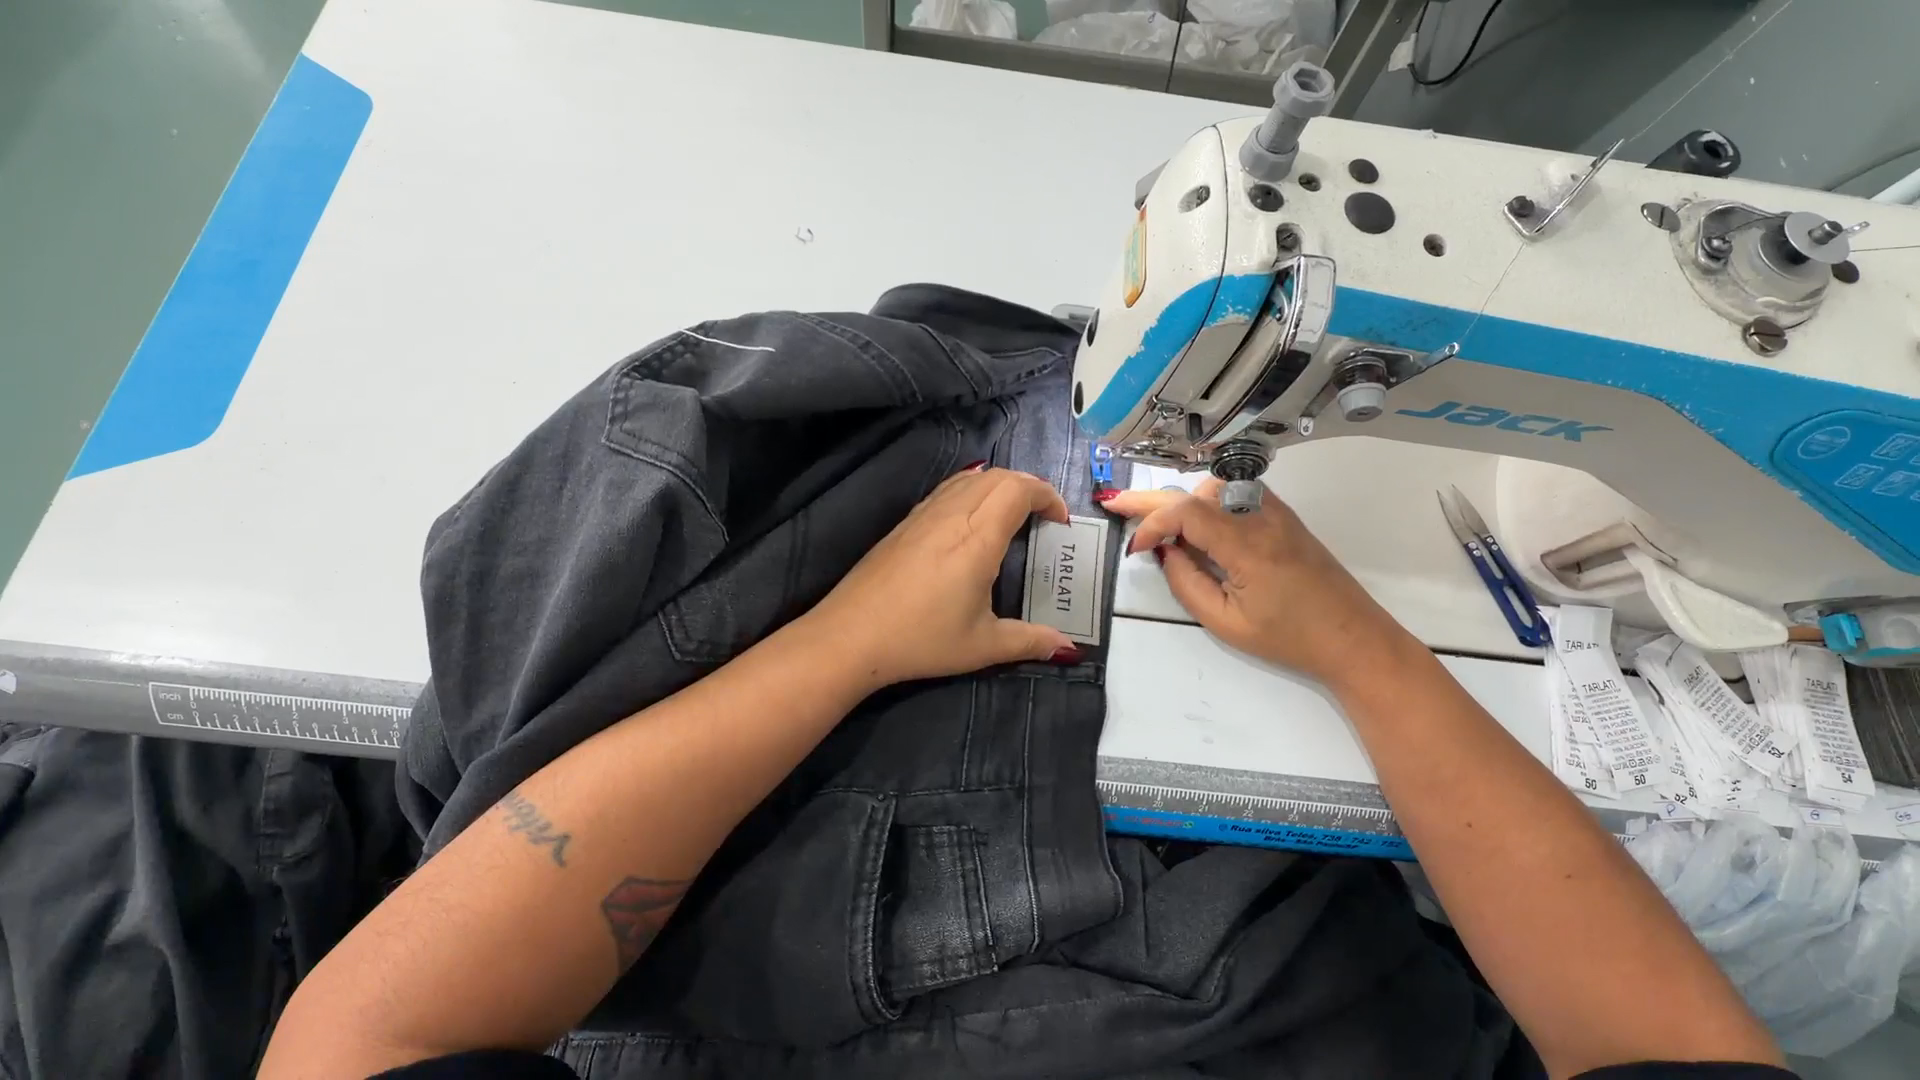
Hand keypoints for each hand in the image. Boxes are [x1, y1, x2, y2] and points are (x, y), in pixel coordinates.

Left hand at [802, 466, 1079, 690]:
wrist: (850, 636)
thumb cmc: (920, 639)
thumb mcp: (982, 646)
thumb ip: (1029, 642)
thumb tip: (1067, 649)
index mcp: (977, 537)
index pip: (1019, 489)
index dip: (1047, 495)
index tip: (1059, 520)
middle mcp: (951, 515)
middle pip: (998, 476)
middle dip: (1028, 486)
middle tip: (1042, 515)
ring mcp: (923, 515)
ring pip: (969, 478)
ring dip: (998, 485)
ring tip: (1012, 514)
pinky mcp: (903, 524)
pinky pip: (946, 490)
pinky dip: (971, 491)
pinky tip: (970, 519)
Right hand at [1102, 478, 1414, 687]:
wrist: (1353, 638)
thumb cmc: (1290, 639)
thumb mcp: (1226, 623)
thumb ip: (1187, 584)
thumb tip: (1165, 553)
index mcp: (1247, 546)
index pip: (1186, 512)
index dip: (1151, 524)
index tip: (1136, 550)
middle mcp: (1262, 517)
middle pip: (1196, 492)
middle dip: (1151, 499)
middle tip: (1115, 503)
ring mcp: (1277, 514)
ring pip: (1217, 487)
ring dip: (1183, 500)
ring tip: (1158, 525)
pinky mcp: (1285, 518)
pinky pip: (1237, 495)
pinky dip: (1208, 501)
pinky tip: (1196, 523)